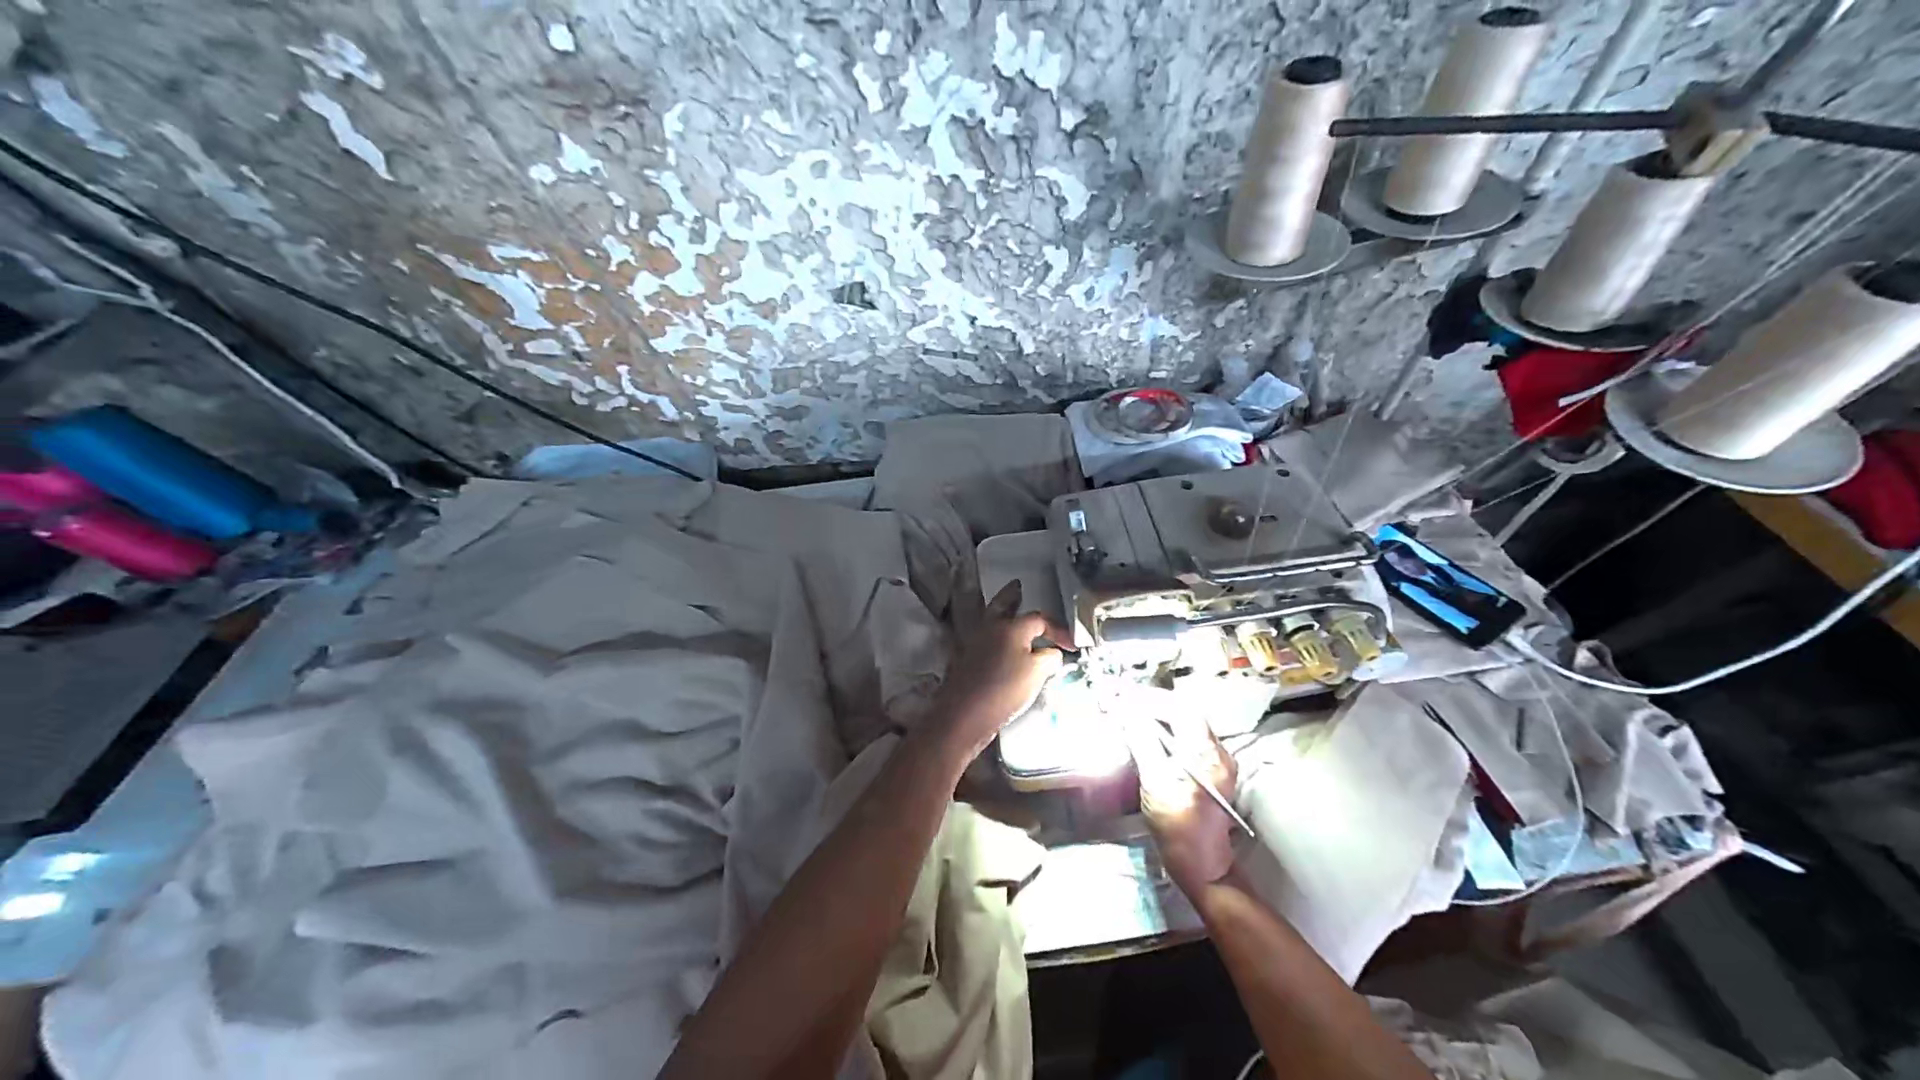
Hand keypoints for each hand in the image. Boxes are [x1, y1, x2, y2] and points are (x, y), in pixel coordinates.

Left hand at [930, 581, 1071, 755]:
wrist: (963, 714)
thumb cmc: (1003, 689)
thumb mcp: (1037, 674)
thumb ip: (1049, 658)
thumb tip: (1051, 652)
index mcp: (1010, 627)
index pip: (1039, 619)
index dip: (1058, 630)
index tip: (1071, 645)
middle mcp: (990, 628)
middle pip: (1002, 604)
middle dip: (1012, 596)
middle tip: (1018, 587)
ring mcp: (974, 642)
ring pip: (991, 620)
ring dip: (1002, 613)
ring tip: (1011, 611)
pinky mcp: (965, 660)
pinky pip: (985, 638)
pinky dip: (995, 635)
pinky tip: (1001, 645)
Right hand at [1128, 713, 1239, 896]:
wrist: (1204, 869)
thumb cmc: (1178, 829)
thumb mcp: (1155, 783)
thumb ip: (1144, 744)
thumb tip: (1129, 714)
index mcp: (1207, 754)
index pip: (1181, 709)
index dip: (1152, 699)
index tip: (1124, 697)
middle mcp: (1218, 753)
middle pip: (1185, 714)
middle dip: (1153, 705)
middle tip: (1123, 702)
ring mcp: (1217, 764)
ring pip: (1186, 726)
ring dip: (1158, 716)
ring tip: (1130, 713)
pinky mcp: (1210, 774)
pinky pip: (1187, 741)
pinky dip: (1165, 731)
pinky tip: (1146, 735)